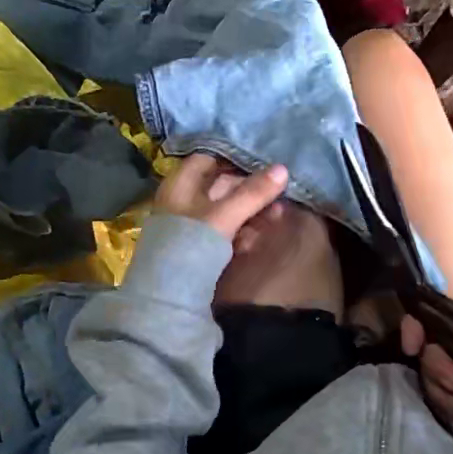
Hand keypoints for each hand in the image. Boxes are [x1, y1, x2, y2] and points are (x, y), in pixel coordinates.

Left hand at [156, 153, 288, 240]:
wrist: (168, 295)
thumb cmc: (192, 245)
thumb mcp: (225, 215)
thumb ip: (253, 193)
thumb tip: (283, 168)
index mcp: (181, 184)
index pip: (209, 159)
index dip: (235, 158)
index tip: (264, 163)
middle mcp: (182, 200)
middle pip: (220, 186)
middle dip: (251, 191)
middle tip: (279, 195)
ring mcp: (189, 226)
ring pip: (225, 211)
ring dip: (251, 213)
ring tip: (276, 218)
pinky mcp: (197, 248)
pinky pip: (222, 232)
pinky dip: (240, 232)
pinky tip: (255, 241)